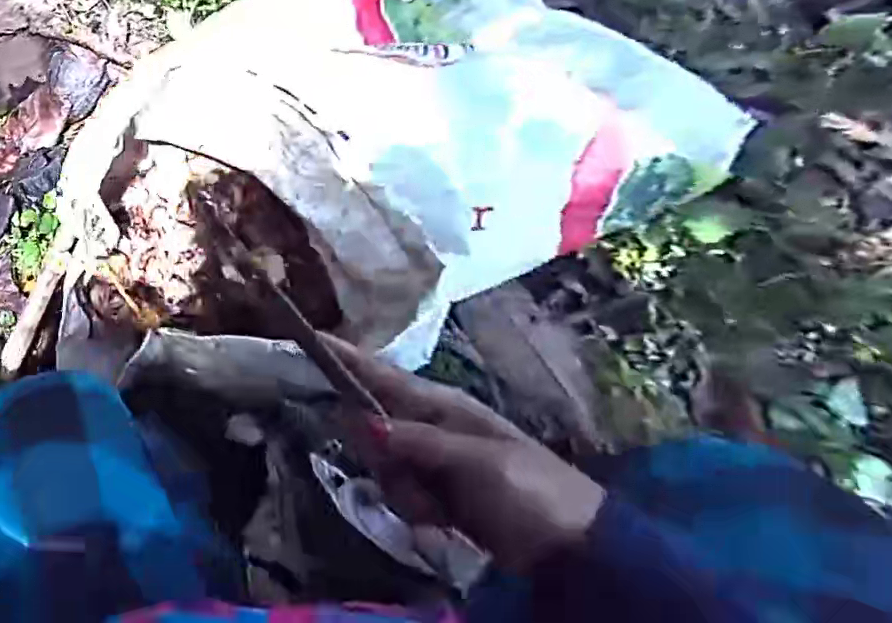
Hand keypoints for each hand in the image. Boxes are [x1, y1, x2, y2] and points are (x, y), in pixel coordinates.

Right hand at [324, 333, 605, 571]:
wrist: (583, 555)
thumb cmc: (534, 491)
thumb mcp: (477, 460)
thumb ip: (417, 441)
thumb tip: (358, 423)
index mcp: (439, 403)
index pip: (378, 373)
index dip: (343, 356)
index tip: (308, 337)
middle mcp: (427, 425)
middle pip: (368, 423)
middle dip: (379, 451)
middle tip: (410, 475)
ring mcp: (430, 461)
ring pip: (380, 463)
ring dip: (402, 489)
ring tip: (439, 511)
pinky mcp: (434, 495)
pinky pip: (397, 493)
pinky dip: (413, 510)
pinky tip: (441, 523)